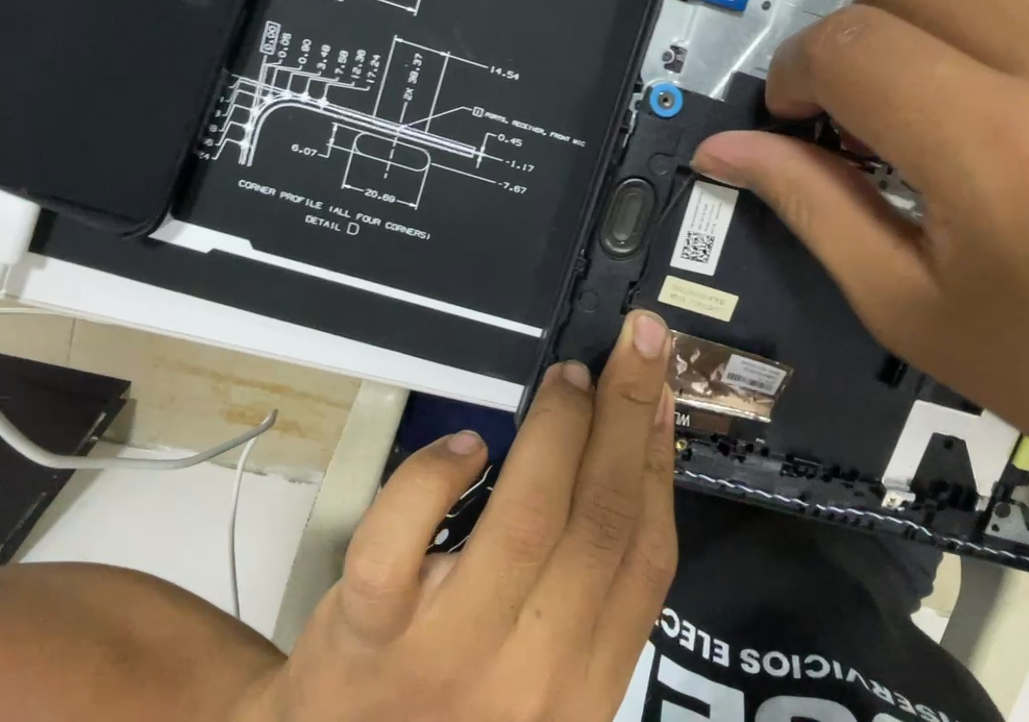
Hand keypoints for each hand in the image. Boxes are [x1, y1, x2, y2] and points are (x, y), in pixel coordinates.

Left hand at [235, 311, 676, 721]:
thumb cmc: (454, 710)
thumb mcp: (544, 679)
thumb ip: (588, 600)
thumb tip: (626, 467)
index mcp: (588, 686)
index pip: (644, 558)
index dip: (656, 460)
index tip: (659, 392)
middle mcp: (532, 676)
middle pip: (597, 524)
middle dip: (623, 417)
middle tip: (636, 343)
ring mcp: (447, 652)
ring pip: (521, 523)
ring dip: (555, 433)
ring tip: (569, 379)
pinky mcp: (369, 629)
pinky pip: (399, 541)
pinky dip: (433, 478)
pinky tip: (464, 445)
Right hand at [693, 0, 1028, 657]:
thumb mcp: (911, 306)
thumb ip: (810, 205)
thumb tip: (721, 149)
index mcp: (1003, 153)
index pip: (849, 47)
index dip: (796, 74)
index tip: (797, 118)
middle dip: (857, 30)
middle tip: (864, 107)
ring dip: (930, 10)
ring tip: (941, 89)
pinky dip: (1011, 14)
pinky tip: (1026, 89)